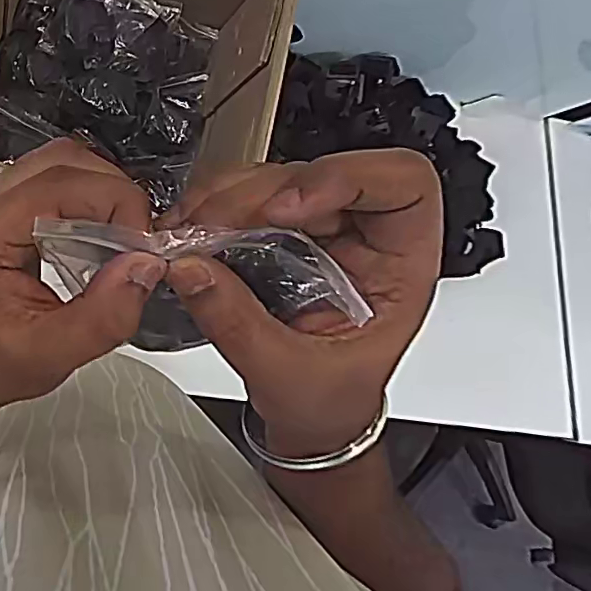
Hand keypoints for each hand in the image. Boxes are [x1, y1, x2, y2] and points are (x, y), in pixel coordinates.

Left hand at [0, 139, 165, 418]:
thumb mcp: (51, 355)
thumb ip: (102, 317)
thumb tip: (144, 267)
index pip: (59, 182)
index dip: (114, 201)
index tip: (141, 241)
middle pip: (63, 161)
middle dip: (114, 191)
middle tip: (137, 238)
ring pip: (63, 164)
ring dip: (104, 193)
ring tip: (124, 238)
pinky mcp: (12, 213)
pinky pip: (59, 183)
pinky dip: (92, 201)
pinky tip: (104, 237)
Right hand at [163, 149, 442, 451]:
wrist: (310, 417)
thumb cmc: (329, 403)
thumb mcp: (286, 375)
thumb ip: (237, 323)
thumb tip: (192, 268)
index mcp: (398, 266)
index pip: (403, 184)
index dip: (346, 178)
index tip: (287, 210)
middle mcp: (363, 236)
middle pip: (321, 173)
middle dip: (258, 195)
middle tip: (211, 230)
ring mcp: (320, 229)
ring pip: (278, 178)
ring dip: (226, 199)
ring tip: (191, 235)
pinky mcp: (280, 231)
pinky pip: (247, 196)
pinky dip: (211, 207)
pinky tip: (188, 231)